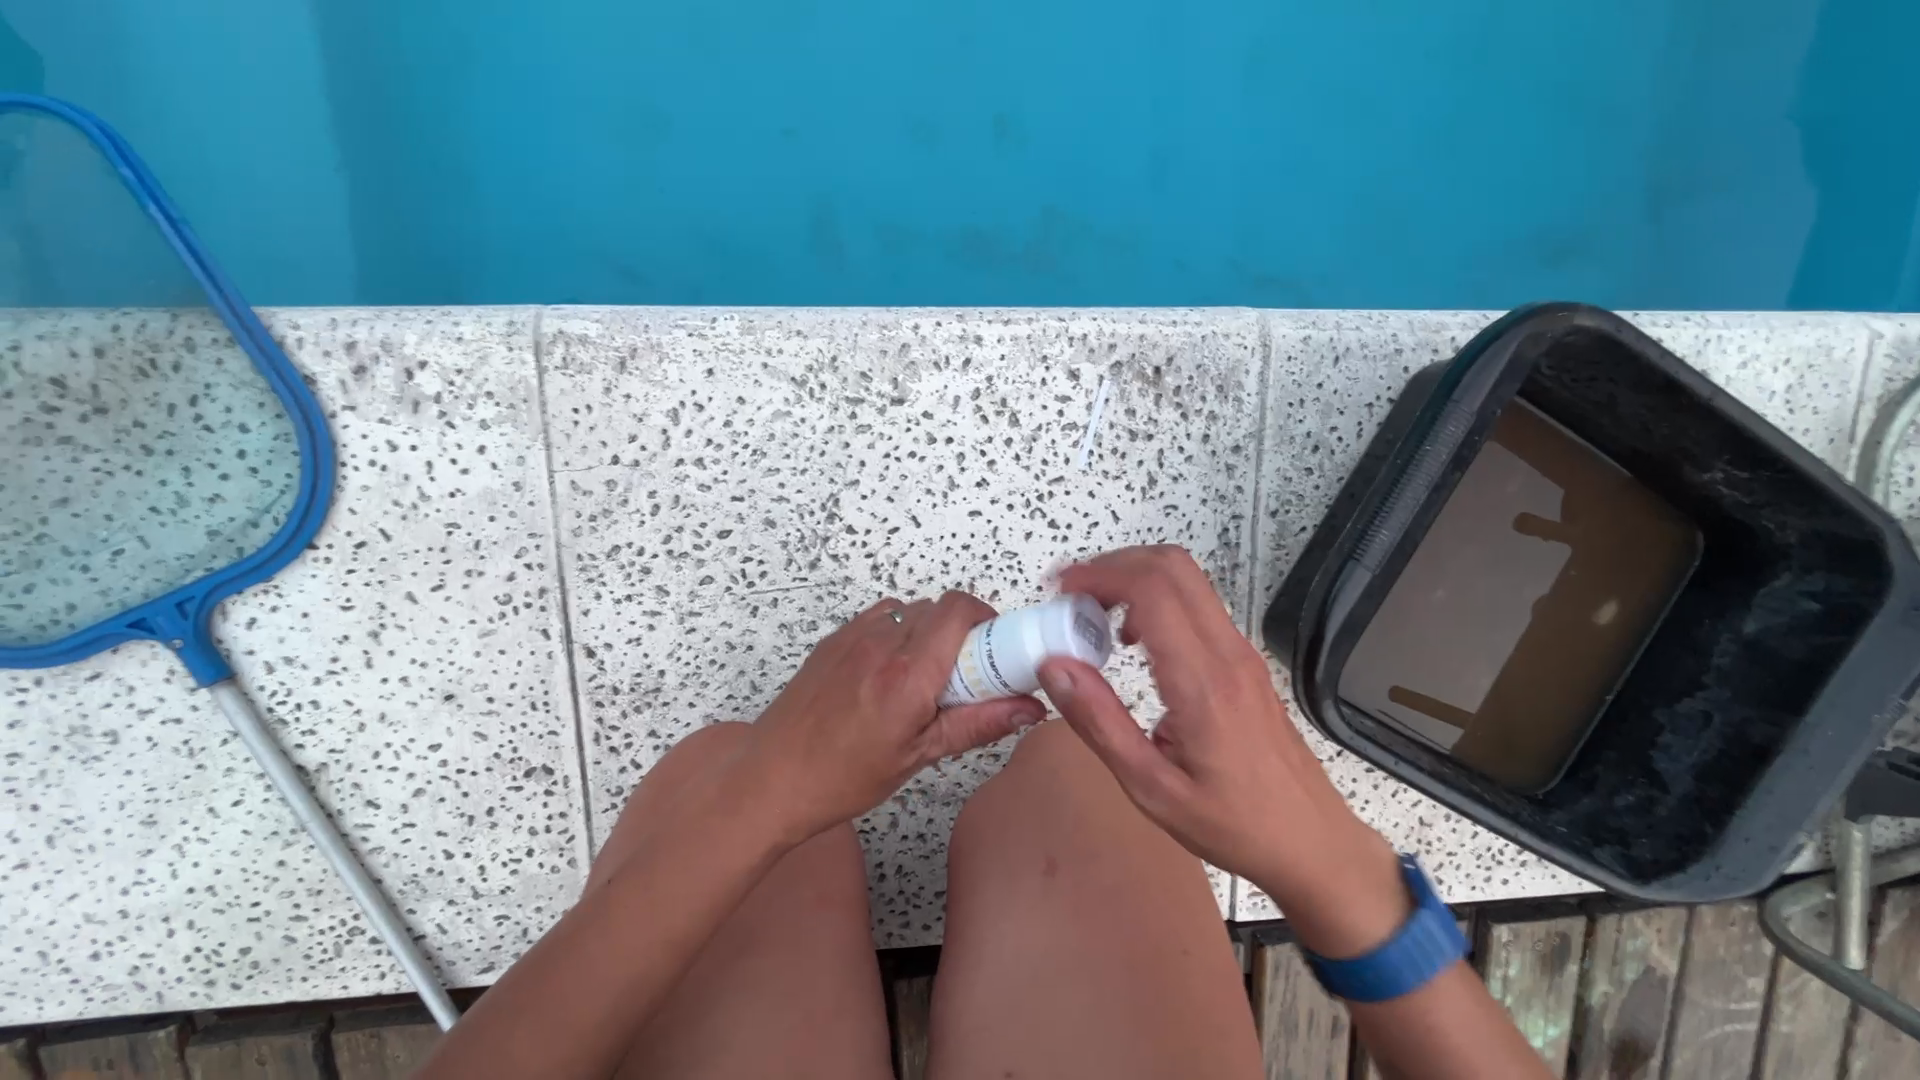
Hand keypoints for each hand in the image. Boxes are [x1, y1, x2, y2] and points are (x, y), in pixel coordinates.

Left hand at [745, 592, 1045, 844]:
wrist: (770, 779)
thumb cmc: (843, 778)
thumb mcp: (920, 756)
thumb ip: (978, 724)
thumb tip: (1029, 709)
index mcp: (908, 674)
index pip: (958, 610)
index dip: (985, 617)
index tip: (995, 644)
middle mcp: (881, 644)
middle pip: (937, 608)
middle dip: (961, 631)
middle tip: (965, 672)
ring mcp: (852, 638)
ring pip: (908, 609)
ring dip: (927, 630)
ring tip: (925, 675)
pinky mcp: (832, 641)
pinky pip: (878, 617)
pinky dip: (897, 631)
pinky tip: (891, 671)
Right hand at [1037, 545, 1409, 956]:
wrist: (1311, 841)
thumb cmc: (1231, 823)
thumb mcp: (1150, 787)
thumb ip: (1099, 722)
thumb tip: (1054, 666)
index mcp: (1202, 681)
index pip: (1151, 589)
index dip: (1099, 575)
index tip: (1060, 592)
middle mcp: (1227, 653)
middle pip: (1172, 565)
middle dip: (1113, 564)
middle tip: (1072, 595)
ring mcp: (1242, 653)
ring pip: (1187, 579)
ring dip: (1135, 579)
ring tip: (1094, 616)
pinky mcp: (1245, 661)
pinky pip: (1197, 606)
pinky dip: (1156, 599)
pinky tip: (1132, 640)